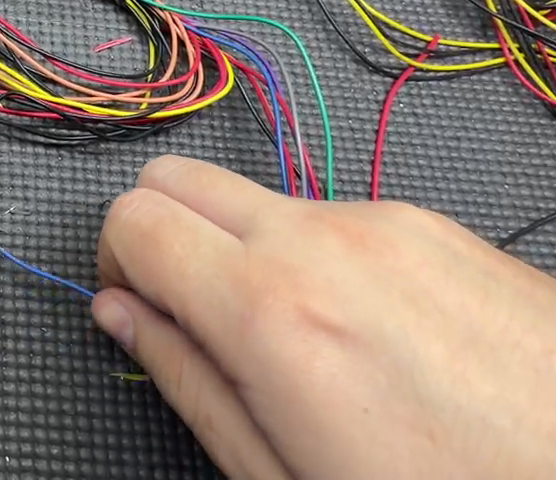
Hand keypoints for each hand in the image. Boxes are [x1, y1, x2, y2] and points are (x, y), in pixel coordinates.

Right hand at [93, 155, 555, 479]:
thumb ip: (185, 379)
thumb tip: (119, 313)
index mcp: (272, 308)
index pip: (131, 216)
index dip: (111, 259)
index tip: (134, 305)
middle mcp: (322, 237)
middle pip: (175, 175)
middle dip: (156, 229)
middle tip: (189, 310)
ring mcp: (389, 222)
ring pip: (254, 198)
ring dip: (240, 248)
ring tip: (303, 347)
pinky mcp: (443, 226)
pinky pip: (334, 216)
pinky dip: (314, 256)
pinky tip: (376, 340)